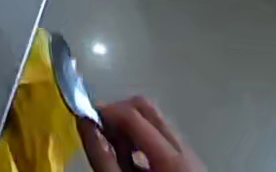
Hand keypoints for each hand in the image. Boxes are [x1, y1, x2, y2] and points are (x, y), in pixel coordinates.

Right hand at [80, 97, 204, 171]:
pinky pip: (162, 143)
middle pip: (146, 110)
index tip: (84, 119)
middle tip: (97, 132)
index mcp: (172, 158)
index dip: (106, 111)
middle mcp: (186, 151)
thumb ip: (102, 158)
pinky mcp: (189, 169)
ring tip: (112, 153)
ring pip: (155, 124)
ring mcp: (191, 159)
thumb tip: (84, 122)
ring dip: (129, 130)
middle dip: (118, 115)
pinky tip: (129, 166)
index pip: (134, 113)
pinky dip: (141, 146)